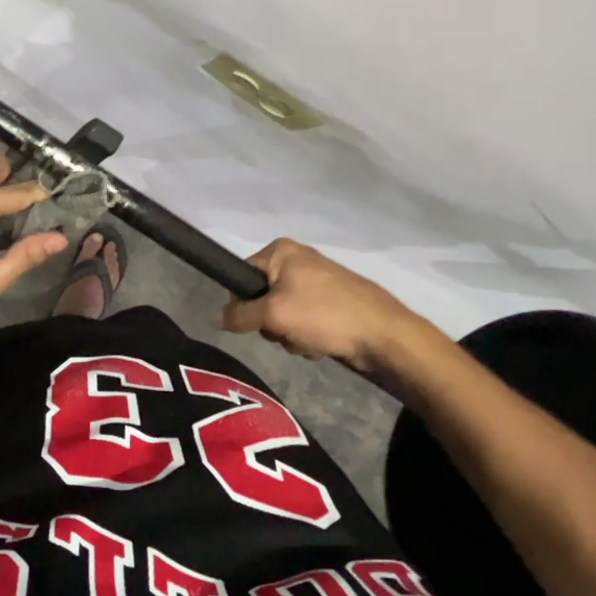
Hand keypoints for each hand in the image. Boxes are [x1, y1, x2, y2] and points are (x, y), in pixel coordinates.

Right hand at [220, 238, 428, 372]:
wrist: (383, 335)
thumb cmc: (324, 315)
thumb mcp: (274, 315)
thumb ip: (239, 315)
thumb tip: (212, 317)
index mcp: (281, 251)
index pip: (241, 275)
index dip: (243, 302)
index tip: (253, 322)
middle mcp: (297, 260)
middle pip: (261, 297)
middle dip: (271, 323)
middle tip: (286, 332)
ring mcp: (316, 282)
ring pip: (281, 314)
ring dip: (289, 334)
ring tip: (308, 341)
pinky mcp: (331, 303)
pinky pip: (302, 321)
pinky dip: (307, 336)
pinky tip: (321, 344)